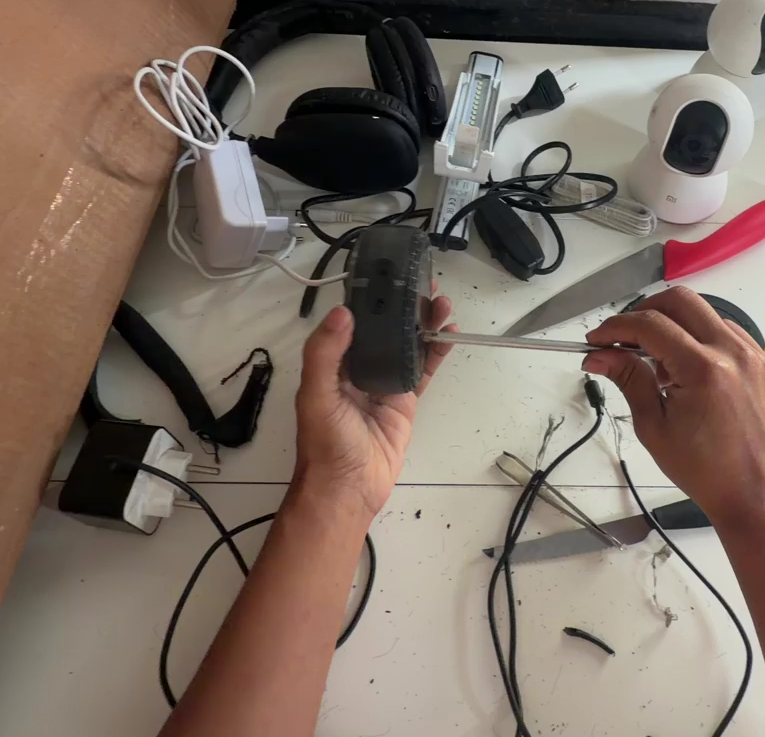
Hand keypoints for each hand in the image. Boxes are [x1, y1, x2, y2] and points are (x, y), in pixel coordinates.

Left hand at [291, 295, 456, 519]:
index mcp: (334, 362)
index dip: (372, 296)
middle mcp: (359, 367)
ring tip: (442, 302)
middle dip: (404, 305)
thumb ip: (325, 354)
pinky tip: (448, 335)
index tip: (390, 274)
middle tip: (425, 282)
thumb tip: (342, 312)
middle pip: (385, 328)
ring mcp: (384, 382)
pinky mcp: (405, 399)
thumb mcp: (316, 396)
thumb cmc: (326, 444)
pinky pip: (423, 369)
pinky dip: (436, 351)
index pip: (353, 320)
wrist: (348, 490)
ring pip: (408, 344)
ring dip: (424, 322)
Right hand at [582, 287, 764, 529]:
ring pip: (704, 312)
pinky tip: (688, 368)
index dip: (616, 327)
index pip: (650, 325)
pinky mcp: (764, 363)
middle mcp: (732, 353)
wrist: (755, 496)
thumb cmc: (703, 470)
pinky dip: (700, 337)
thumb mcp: (654, 426)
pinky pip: (726, 331)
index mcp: (703, 370)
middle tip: (624, 338)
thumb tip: (598, 355)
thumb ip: (628, 379)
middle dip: (644, 311)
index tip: (597, 340)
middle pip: (680, 300)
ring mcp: (754, 355)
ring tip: (658, 364)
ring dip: (674, 325)